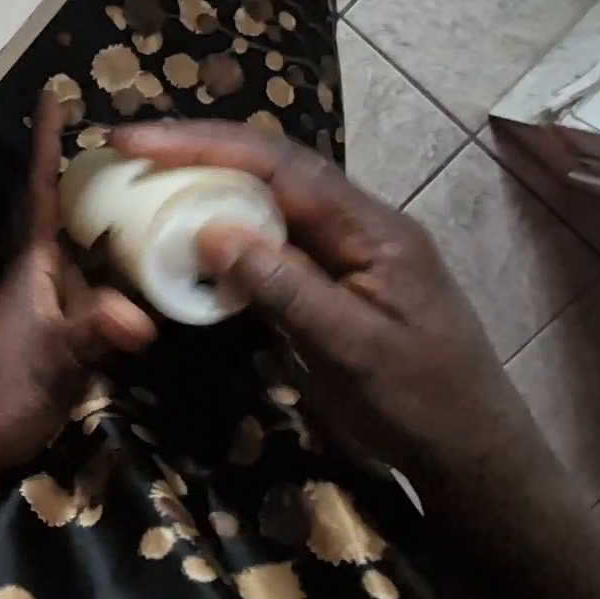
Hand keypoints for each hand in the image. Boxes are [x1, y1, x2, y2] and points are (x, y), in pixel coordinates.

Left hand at [0, 96, 155, 491]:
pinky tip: (142, 267)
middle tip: (126, 137)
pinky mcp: (55, 329)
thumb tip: (138, 316)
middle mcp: (37, 273)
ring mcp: (45, 301)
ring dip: (99, 213)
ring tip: (145, 186)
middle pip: (59, 207)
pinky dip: (112, 264)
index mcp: (31, 265)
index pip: (40, 190)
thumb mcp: (53, 361)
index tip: (52, 95)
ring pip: (76, 243)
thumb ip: (91, 334)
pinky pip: (89, 281)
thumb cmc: (2, 394)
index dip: (45, 143)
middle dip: (81, 168)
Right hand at [113, 119, 534, 477]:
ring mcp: (335, 248)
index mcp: (370, 227)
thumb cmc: (423, 403)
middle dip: (195, 151)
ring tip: (142, 180)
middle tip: (127, 152)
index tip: (137, 144)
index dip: (204, 146)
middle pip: (266, 166)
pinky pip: (262, 238)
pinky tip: (183, 234)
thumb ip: (285, 287)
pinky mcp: (320, 274)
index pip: (278, 164)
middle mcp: (351, 222)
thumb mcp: (353, 350)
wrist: (472, 454)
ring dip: (202, 184)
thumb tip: (208, 230)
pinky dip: (217, 230)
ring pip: (261, 197)